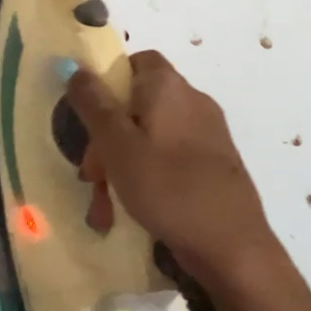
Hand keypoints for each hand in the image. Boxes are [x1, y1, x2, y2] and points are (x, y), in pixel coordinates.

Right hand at [64, 51, 272, 284]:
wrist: (234, 250)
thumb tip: (76, 66)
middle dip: (108, 137)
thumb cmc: (168, 188)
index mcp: (169, 87)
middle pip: (139, 104)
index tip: (90, 115)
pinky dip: (149, 178)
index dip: (109, 81)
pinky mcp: (216, 166)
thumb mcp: (116, 145)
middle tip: (91, 174)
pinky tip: (132, 212)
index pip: (137, 60)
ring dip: (123, 165)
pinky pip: (172, 160)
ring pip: (152, 137)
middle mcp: (193, 101)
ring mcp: (208, 135)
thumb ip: (93, 103)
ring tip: (105, 205)